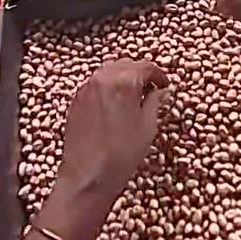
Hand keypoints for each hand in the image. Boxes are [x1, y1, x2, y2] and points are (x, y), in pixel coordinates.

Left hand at [40, 60, 168, 239]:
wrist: (88, 175)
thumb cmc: (121, 154)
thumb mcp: (148, 127)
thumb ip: (153, 102)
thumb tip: (156, 91)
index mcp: (124, 82)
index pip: (145, 67)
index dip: (158, 75)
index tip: (164, 84)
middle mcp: (102, 79)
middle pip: (125, 65)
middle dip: (139, 73)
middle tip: (151, 88)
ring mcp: (86, 88)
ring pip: (108, 72)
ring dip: (122, 78)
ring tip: (133, 95)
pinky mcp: (76, 100)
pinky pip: (95, 85)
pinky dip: (107, 87)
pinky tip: (114, 104)